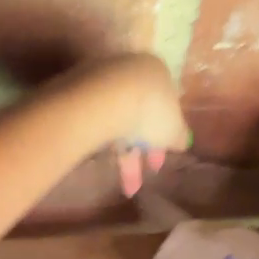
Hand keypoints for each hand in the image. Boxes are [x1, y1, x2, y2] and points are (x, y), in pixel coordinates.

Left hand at [48, 54, 189, 195]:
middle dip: (141, 151)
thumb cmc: (149, 110)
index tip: (159, 162)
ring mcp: (101, 81)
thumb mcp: (174, 129)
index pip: (164, 108)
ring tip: (126, 186)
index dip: (164, 139)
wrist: (102, 99)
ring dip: (123, 156)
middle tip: (142, 178)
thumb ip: (179, 136)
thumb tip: (180, 140)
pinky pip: (95, 123)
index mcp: (158, 73)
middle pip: (138, 115)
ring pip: (116, 122)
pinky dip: (103, 144)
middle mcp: (129, 72)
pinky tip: (103, 162)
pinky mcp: (77, 92)